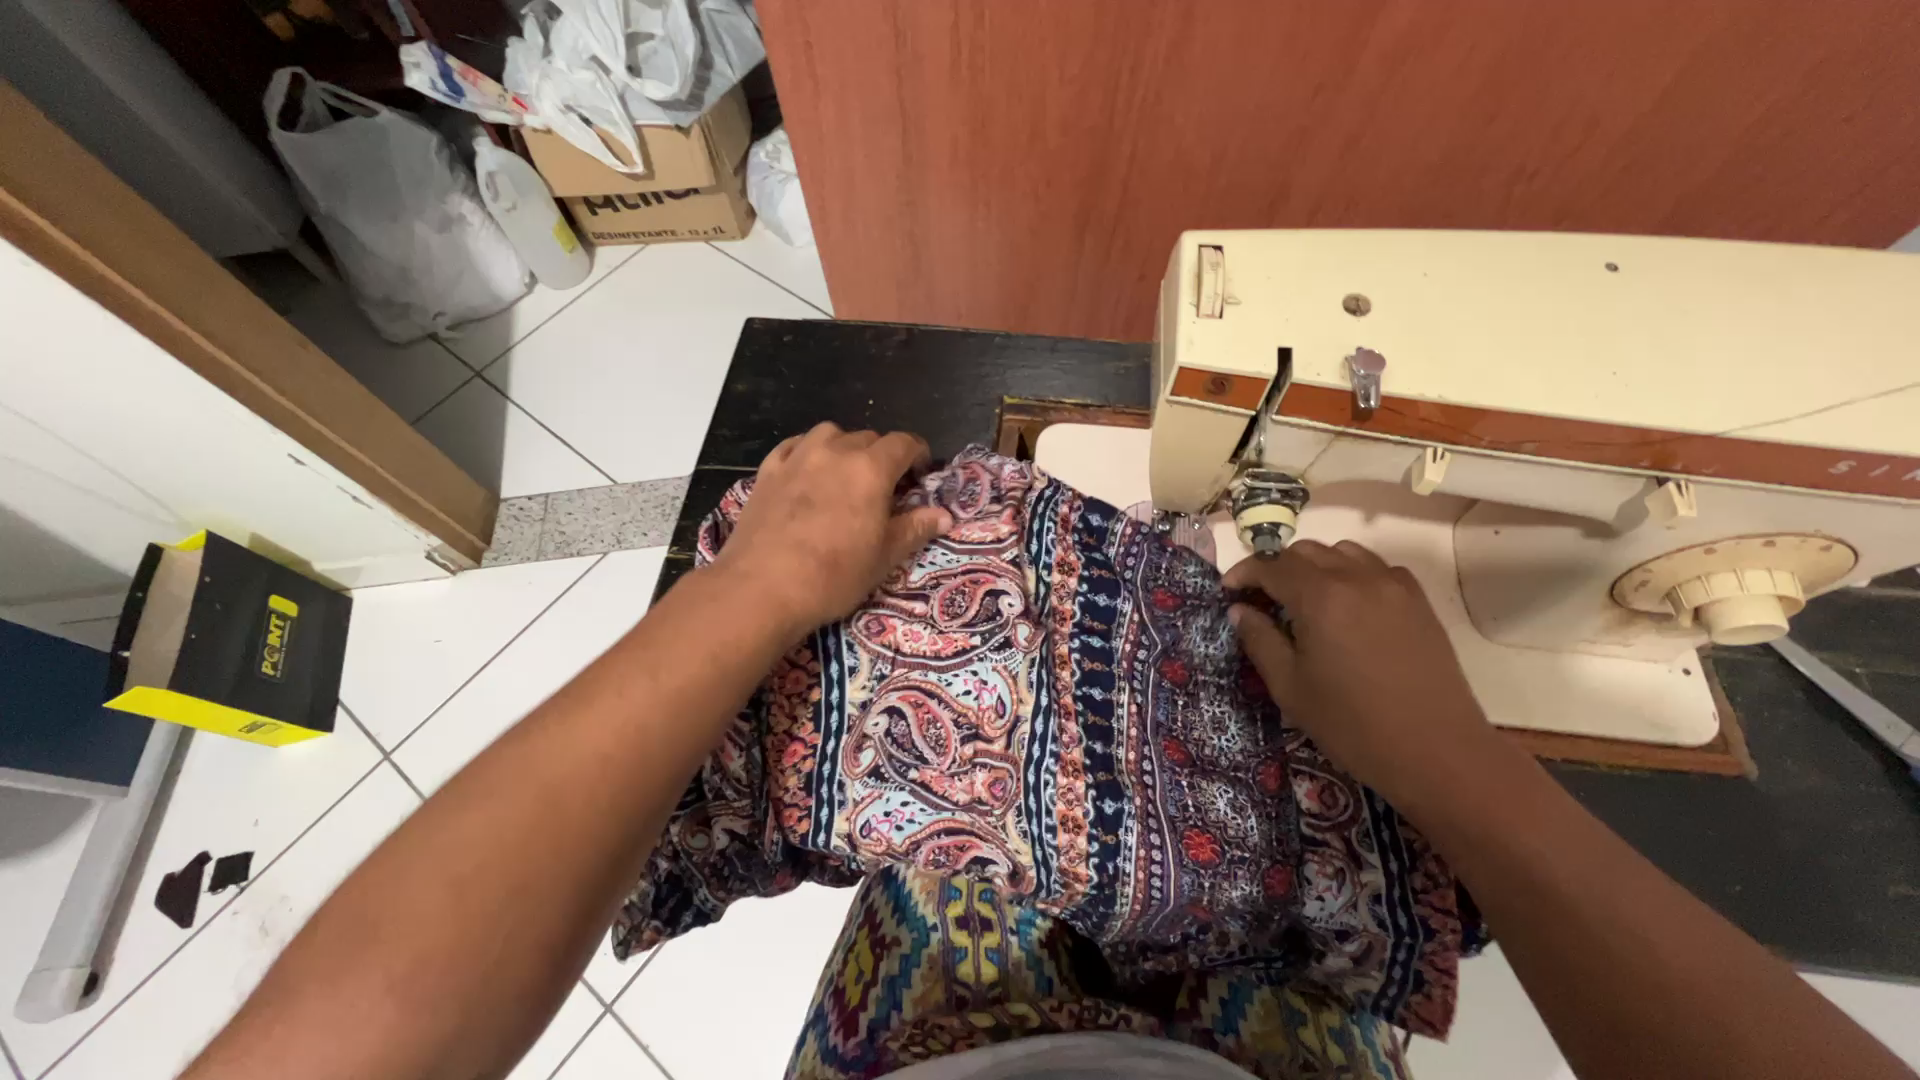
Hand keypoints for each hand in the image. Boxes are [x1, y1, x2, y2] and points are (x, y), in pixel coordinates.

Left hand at [711, 423, 951, 635]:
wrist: (761, 588)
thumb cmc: (833, 576)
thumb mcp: (884, 558)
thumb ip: (915, 529)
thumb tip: (944, 515)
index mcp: (870, 469)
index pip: (904, 444)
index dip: (918, 455)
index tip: (921, 475)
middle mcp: (835, 451)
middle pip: (869, 438)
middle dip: (883, 456)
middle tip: (886, 488)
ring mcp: (797, 458)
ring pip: (830, 434)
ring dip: (845, 447)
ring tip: (846, 475)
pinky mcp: (767, 471)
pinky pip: (794, 446)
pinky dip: (808, 452)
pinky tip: (808, 472)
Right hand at [1224, 541, 1497, 800]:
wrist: (1435, 750)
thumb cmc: (1351, 724)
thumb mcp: (1289, 687)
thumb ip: (1259, 640)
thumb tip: (1240, 611)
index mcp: (1320, 597)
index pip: (1271, 565)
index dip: (1244, 573)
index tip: (1228, 592)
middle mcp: (1356, 577)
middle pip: (1305, 552)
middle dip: (1276, 568)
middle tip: (1261, 599)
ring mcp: (1393, 585)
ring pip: (1342, 552)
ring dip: (1314, 566)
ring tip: (1303, 598)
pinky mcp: (1418, 600)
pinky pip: (1376, 567)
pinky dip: (1351, 573)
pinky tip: (1347, 606)